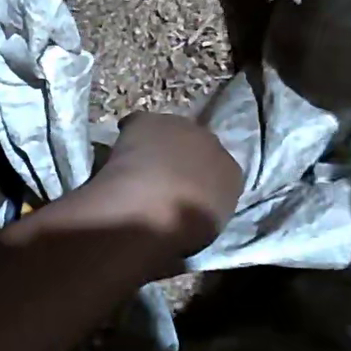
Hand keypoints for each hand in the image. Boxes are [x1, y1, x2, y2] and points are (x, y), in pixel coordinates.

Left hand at [83, 114, 242, 261]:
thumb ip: (203, 211)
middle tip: (161, 178)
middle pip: (197, 145)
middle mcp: (213, 144)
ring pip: (169, 131)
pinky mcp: (151, 121)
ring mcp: (182, 128)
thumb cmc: (182, 229)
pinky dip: (130, 133)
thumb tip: (189, 211)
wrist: (156, 205)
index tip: (185, 192)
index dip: (200, 179)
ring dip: (158, 144)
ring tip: (138, 165)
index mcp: (231, 174)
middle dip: (182, 157)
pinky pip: (140, 123)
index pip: (219, 170)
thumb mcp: (204, 228)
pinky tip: (119, 152)